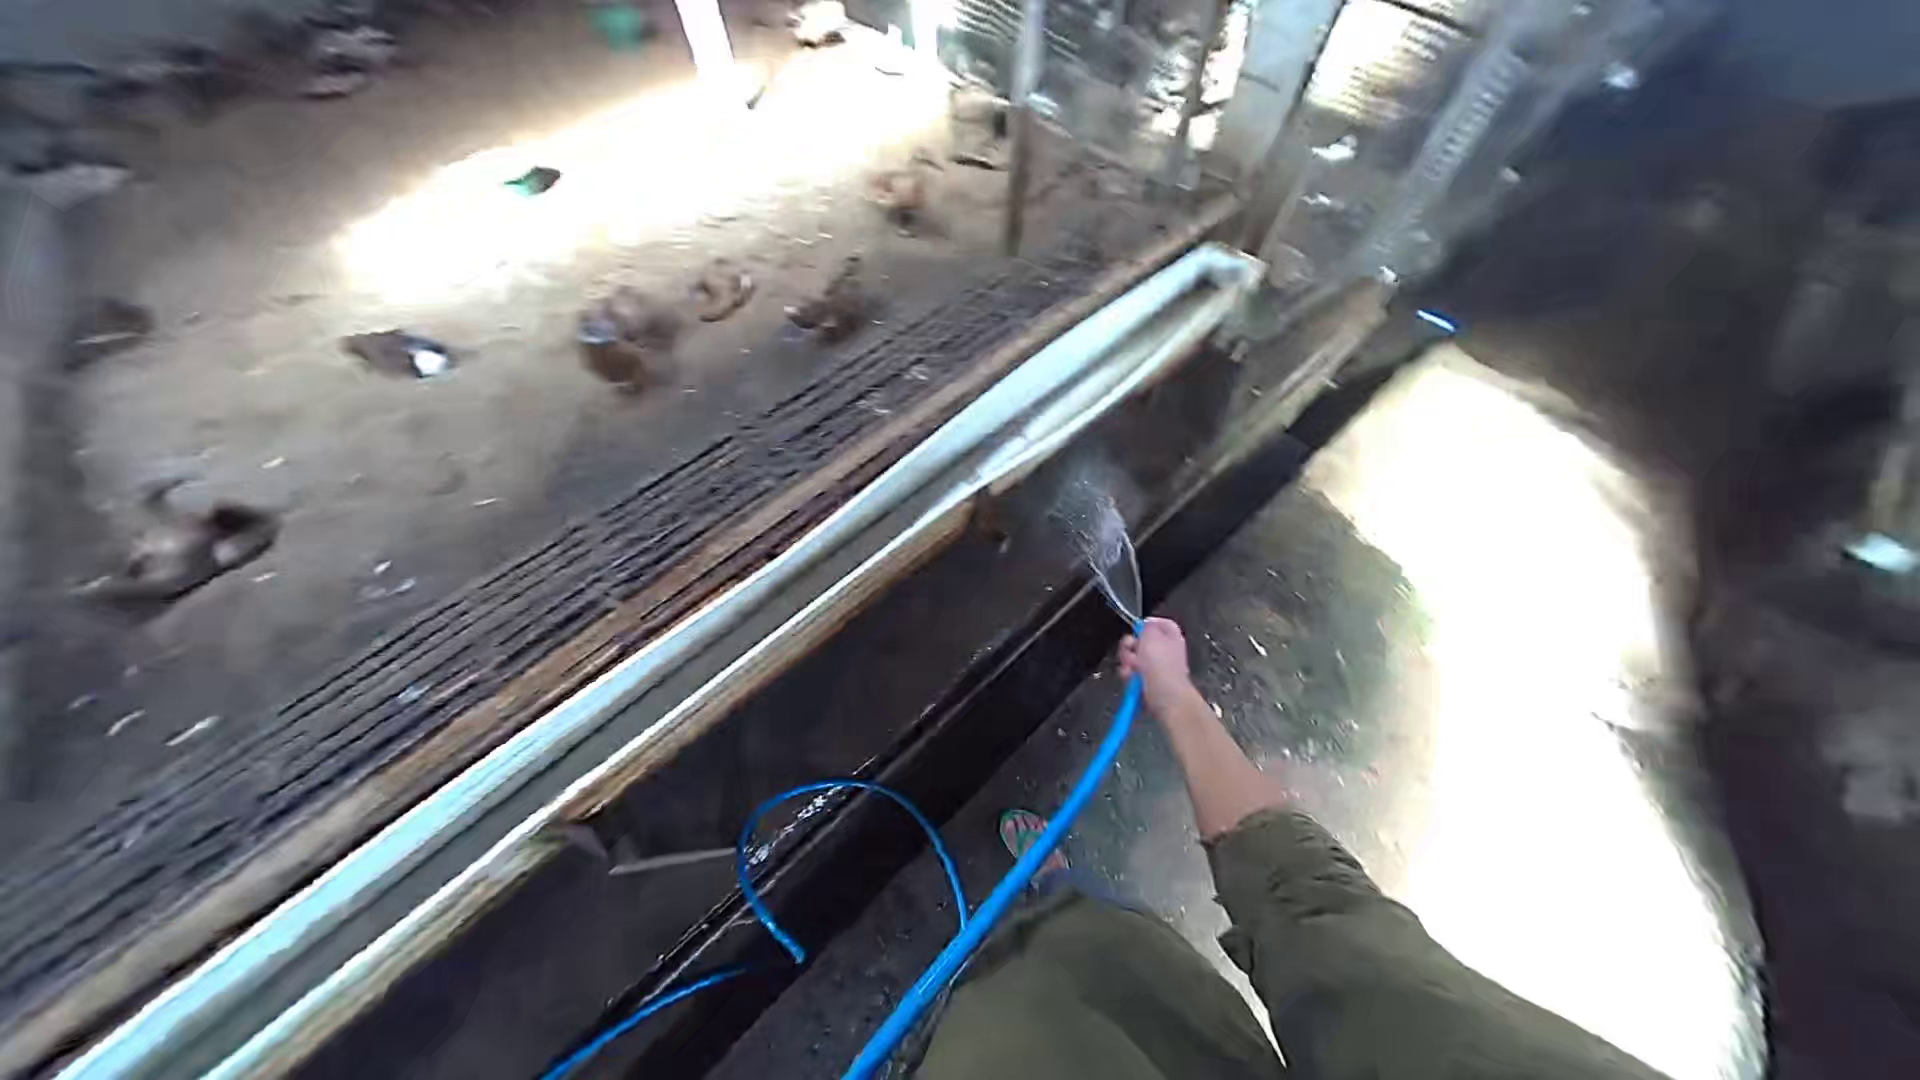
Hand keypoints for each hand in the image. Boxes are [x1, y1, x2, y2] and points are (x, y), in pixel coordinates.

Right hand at [1117, 617, 1192, 703]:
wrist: (1164, 696)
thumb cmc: (1160, 664)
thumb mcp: (1151, 634)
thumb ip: (1147, 625)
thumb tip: (1145, 624)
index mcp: (1171, 637)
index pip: (1161, 623)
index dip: (1147, 624)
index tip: (1137, 628)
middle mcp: (1166, 652)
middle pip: (1141, 642)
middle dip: (1130, 646)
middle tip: (1131, 650)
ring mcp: (1157, 668)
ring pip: (1133, 659)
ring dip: (1127, 662)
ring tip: (1131, 668)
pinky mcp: (1148, 682)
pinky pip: (1132, 674)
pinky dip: (1129, 676)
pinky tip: (1131, 678)